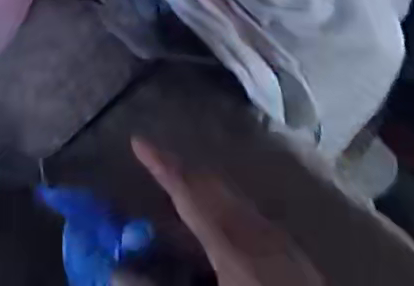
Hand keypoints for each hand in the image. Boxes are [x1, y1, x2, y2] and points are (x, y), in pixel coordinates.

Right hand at [130, 138, 327, 285]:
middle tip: (154, 160)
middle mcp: (257, 236)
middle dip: (182, 170)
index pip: (188, 192)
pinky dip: (226, 207)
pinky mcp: (298, 264)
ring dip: (204, 187)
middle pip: (214, 188)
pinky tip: (221, 222)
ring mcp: (282, 248)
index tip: (137, 140)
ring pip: (235, 201)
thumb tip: (115, 273)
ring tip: (181, 185)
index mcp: (232, 247)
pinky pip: (251, 218)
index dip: (161, 165)